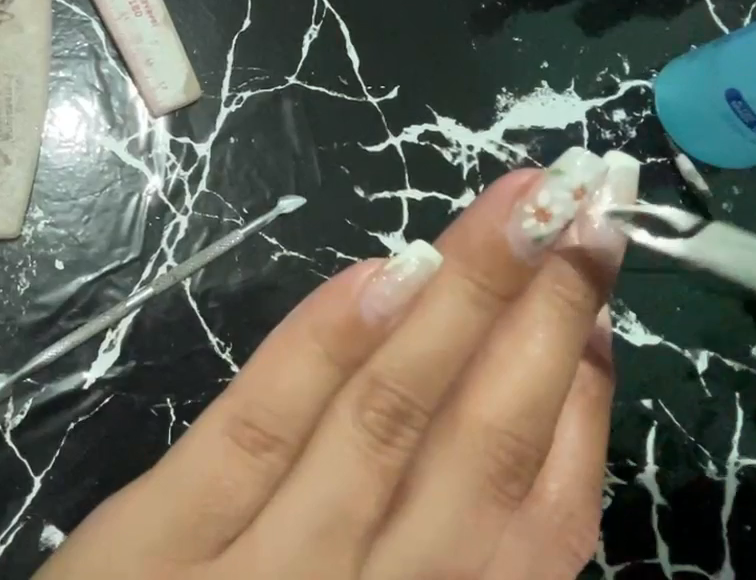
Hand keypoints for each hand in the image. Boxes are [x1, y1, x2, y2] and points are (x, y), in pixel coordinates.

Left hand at [36, 150, 634, 579]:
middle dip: (540, 322)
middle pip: (474, 450)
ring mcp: (264, 571)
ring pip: (384, 426)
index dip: (577, 408)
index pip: (533, 521)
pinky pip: (257, 431)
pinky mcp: (160, 538)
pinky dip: (323, 348)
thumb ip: (420, 542)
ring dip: (461, 308)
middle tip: (585, 212)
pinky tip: (383, 273)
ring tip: (520, 215)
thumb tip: (489, 413)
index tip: (595, 312)